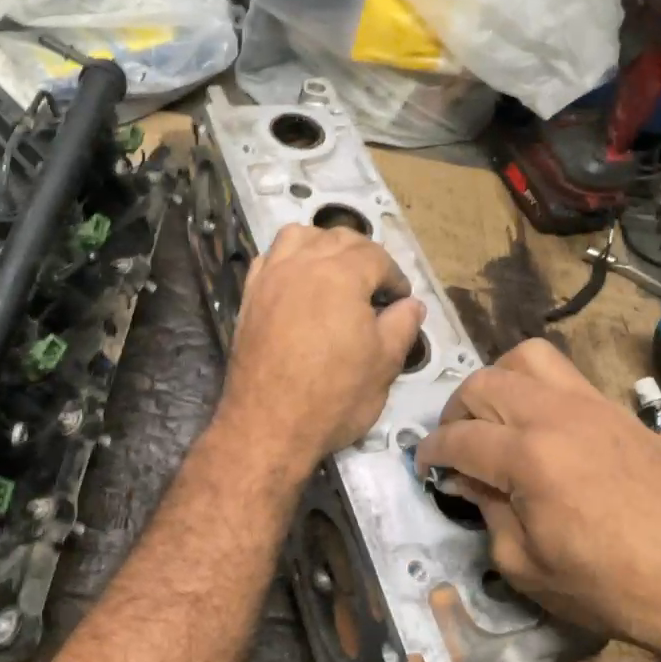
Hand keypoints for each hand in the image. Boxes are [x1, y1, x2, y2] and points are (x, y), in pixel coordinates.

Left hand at [216, 224, 425, 471]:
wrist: (268, 425)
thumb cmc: (333, 397)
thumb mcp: (383, 365)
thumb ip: (401, 326)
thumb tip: (411, 305)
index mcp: (340, 275)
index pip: (376, 256)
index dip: (394, 276)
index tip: (400, 299)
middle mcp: (302, 265)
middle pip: (337, 238)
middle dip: (363, 255)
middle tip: (375, 286)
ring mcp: (270, 278)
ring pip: (297, 236)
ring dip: (322, 244)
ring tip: (335, 271)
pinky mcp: (249, 297)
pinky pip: (268, 258)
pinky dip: (287, 258)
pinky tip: (298, 281)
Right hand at [415, 339, 660, 658]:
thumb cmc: (611, 587)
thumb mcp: (525, 566)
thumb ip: (488, 513)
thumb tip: (470, 480)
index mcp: (528, 458)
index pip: (459, 438)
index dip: (431, 451)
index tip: (424, 465)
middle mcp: (555, 416)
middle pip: (483, 384)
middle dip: (456, 412)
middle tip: (457, 445)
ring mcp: (591, 406)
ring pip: (525, 358)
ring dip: (497, 382)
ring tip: (495, 418)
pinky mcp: (618, 410)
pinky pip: (563, 373)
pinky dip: (535, 386)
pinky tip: (538, 426)